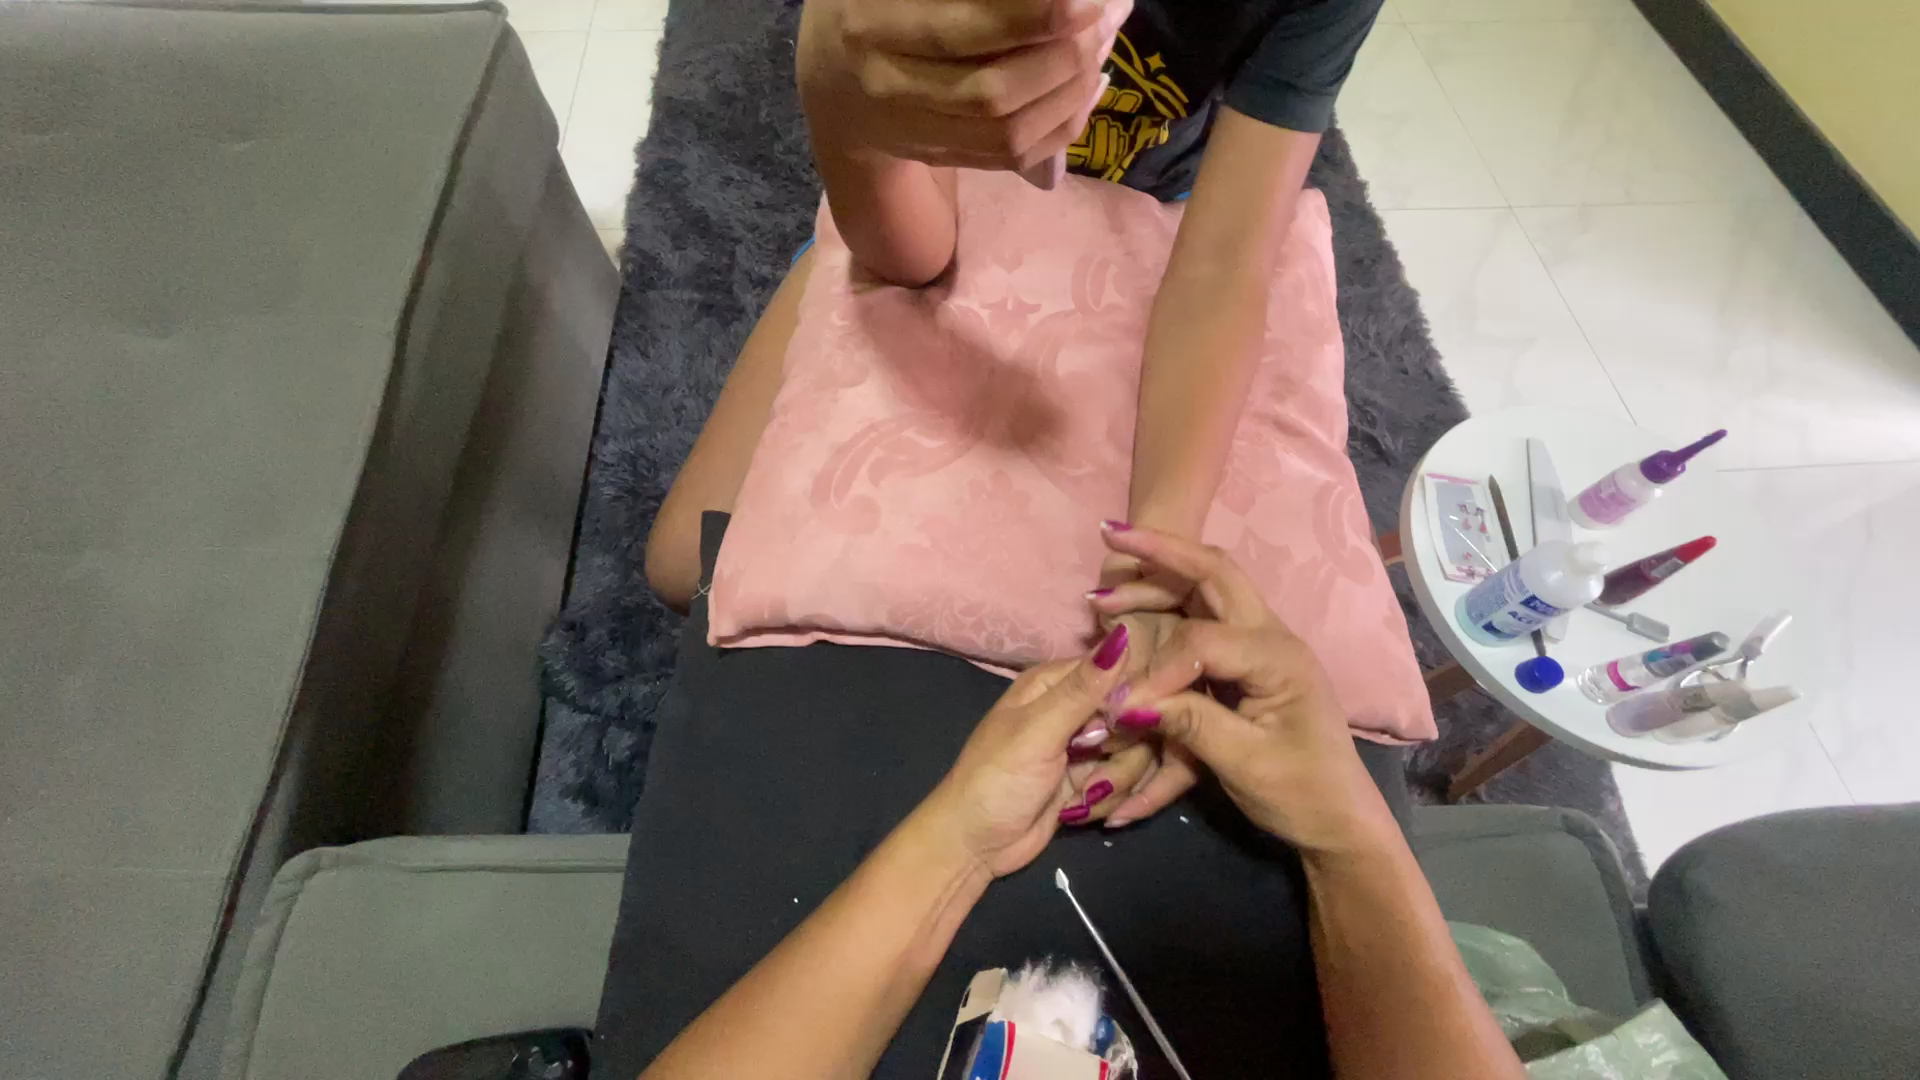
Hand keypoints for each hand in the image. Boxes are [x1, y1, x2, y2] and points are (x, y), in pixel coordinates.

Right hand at [796, 0, 1127, 173]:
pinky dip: (1063, 126)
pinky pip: (1014, 158)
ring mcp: (917, 138)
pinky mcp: (945, 161)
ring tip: (1103, 44)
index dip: (1030, 16)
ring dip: (1070, 93)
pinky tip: (1090, 87)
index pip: (957, 30)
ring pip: (1008, 134)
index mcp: (871, 27)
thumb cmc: (874, 7)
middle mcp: (889, 90)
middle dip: (1062, 57)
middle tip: (1108, 13)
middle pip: (990, 94)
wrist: (833, 91)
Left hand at [920, 623, 1131, 876]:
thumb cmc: (996, 780)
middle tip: (1094, 776)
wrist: (974, 845)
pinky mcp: (1090, 777)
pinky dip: (1109, 800)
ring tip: (1081, 799)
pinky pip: (1125, 780)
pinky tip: (1080, 812)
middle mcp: (1073, 707)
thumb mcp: (1038, 731)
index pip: (1118, 672)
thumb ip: (1082, 690)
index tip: (1124, 729)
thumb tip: (1124, 635)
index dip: (1133, 700)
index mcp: (1054, 683)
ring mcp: (1084, 744)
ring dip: (1115, 783)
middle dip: (1123, 754)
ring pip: (1135, 753)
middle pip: (1135, 717)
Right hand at [1094, 526, 1399, 856]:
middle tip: (1111, 537)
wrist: (1339, 820)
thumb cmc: (1302, 793)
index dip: (1155, 667)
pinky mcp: (1246, 659)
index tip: (1122, 707)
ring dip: (1160, 573)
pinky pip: (1203, 613)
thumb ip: (1187, 723)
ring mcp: (1260, 643)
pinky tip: (1136, 601)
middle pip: (1214, 572)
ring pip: (1207, 585)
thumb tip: (1123, 702)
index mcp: (1278, 658)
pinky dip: (1168, 600)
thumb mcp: (1245, 764)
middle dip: (1162, 550)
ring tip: (1110, 581)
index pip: (1201, 641)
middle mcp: (1270, 636)